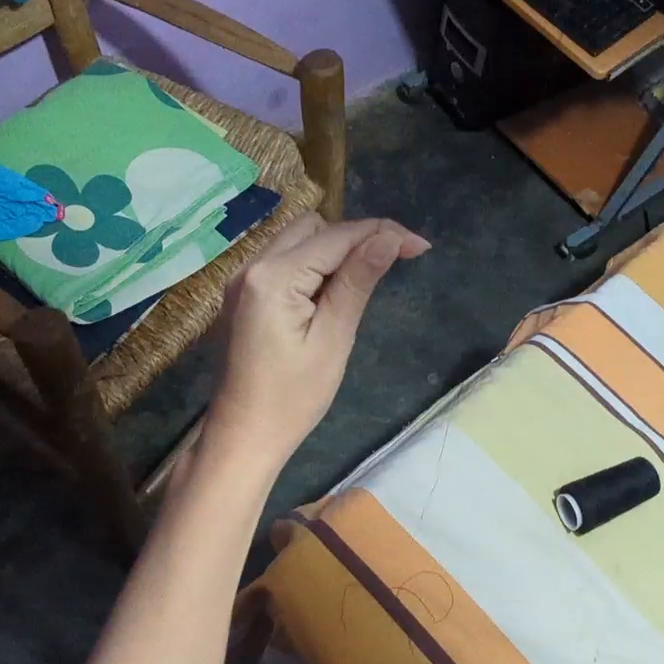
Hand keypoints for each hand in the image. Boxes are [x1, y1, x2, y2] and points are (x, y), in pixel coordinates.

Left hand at [201, 215, 429, 474]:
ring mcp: (242, 278)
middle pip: (315, 227)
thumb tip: (389, 239)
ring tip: (366, 278)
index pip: (337, 237)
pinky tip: (332, 290)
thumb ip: (358, 281)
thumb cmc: (293, 397)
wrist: (244, 435)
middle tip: (395, 262)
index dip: (382, 234)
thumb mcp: (334, 338)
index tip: (421, 247)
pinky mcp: (243, 293)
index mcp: (274, 277)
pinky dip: (313, 263)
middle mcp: (252, 265)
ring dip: (335, 249)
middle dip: (357, 237)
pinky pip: (283, 259)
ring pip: (298, 238)